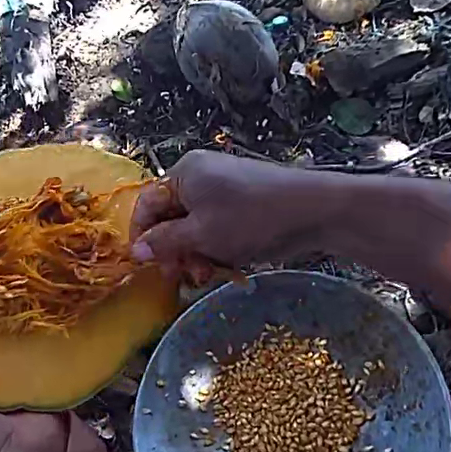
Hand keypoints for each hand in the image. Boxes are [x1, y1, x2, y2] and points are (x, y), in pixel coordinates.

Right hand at [130, 151, 340, 282]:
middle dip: (176, 250)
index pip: (148, 204)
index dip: (143, 236)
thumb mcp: (201, 234)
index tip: (146, 266)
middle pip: (171, 218)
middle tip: (184, 277)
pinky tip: (229, 265)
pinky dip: (218, 247)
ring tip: (210, 274)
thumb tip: (136, 251)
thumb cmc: (251, 218)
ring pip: (195, 227)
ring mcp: (224, 188)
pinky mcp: (243, 203)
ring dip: (198, 254)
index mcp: (184, 174)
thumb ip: (165, 242)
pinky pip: (217, 227)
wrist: (313, 210)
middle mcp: (200, 176)